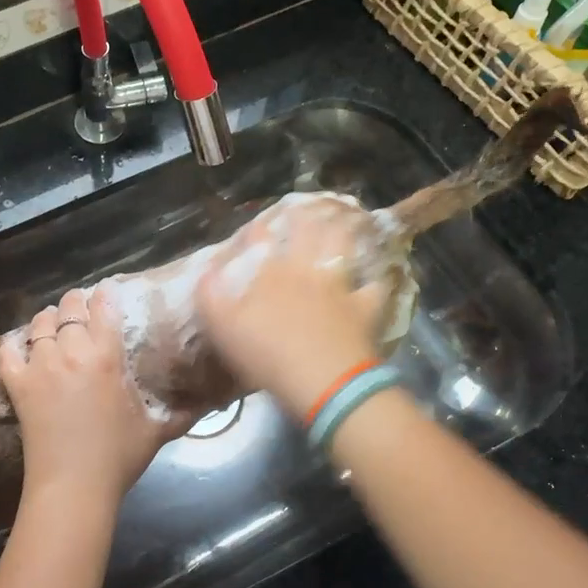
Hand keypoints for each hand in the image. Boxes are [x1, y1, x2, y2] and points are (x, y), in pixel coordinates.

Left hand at [0, 288, 188, 504]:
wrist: (73, 487)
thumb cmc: (117, 458)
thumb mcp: (155, 432)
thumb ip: (181, 413)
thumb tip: (208, 404)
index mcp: (107, 356)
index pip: (104, 307)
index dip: (105, 294)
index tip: (107, 292)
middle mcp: (72, 351)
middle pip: (70, 308)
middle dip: (76, 303)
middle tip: (80, 308)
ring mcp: (41, 364)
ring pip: (40, 323)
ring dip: (48, 318)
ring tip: (53, 322)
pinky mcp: (18, 382)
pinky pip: (9, 350)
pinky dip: (13, 342)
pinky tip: (19, 343)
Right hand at [195, 198, 383, 420]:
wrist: (323, 383)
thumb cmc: (268, 355)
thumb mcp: (223, 327)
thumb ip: (210, 294)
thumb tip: (206, 269)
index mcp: (270, 272)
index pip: (260, 239)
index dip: (258, 229)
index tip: (258, 223)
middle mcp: (304, 269)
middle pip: (308, 231)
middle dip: (308, 214)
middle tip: (311, 204)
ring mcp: (338, 286)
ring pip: (343, 246)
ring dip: (345, 229)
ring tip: (349, 216)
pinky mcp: (364, 307)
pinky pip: (375, 287)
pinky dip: (378, 279)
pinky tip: (381, 273)